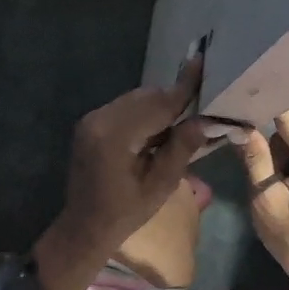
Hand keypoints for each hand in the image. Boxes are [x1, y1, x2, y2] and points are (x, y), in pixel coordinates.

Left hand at [37, 60, 206, 289]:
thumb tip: (204, 120)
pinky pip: (125, 108)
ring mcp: (92, 119)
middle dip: (174, 100)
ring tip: (180, 126)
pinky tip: (156, 133)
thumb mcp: (159, 187)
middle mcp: (99, 119)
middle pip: (146, 96)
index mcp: (115, 136)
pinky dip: (144, 114)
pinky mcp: (90, 123)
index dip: (183, 87)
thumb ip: (180, 150)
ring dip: (159, 107)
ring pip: (136, 100)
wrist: (84, 227)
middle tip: (201, 110)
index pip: (157, 105)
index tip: (203, 63)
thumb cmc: (124, 214)